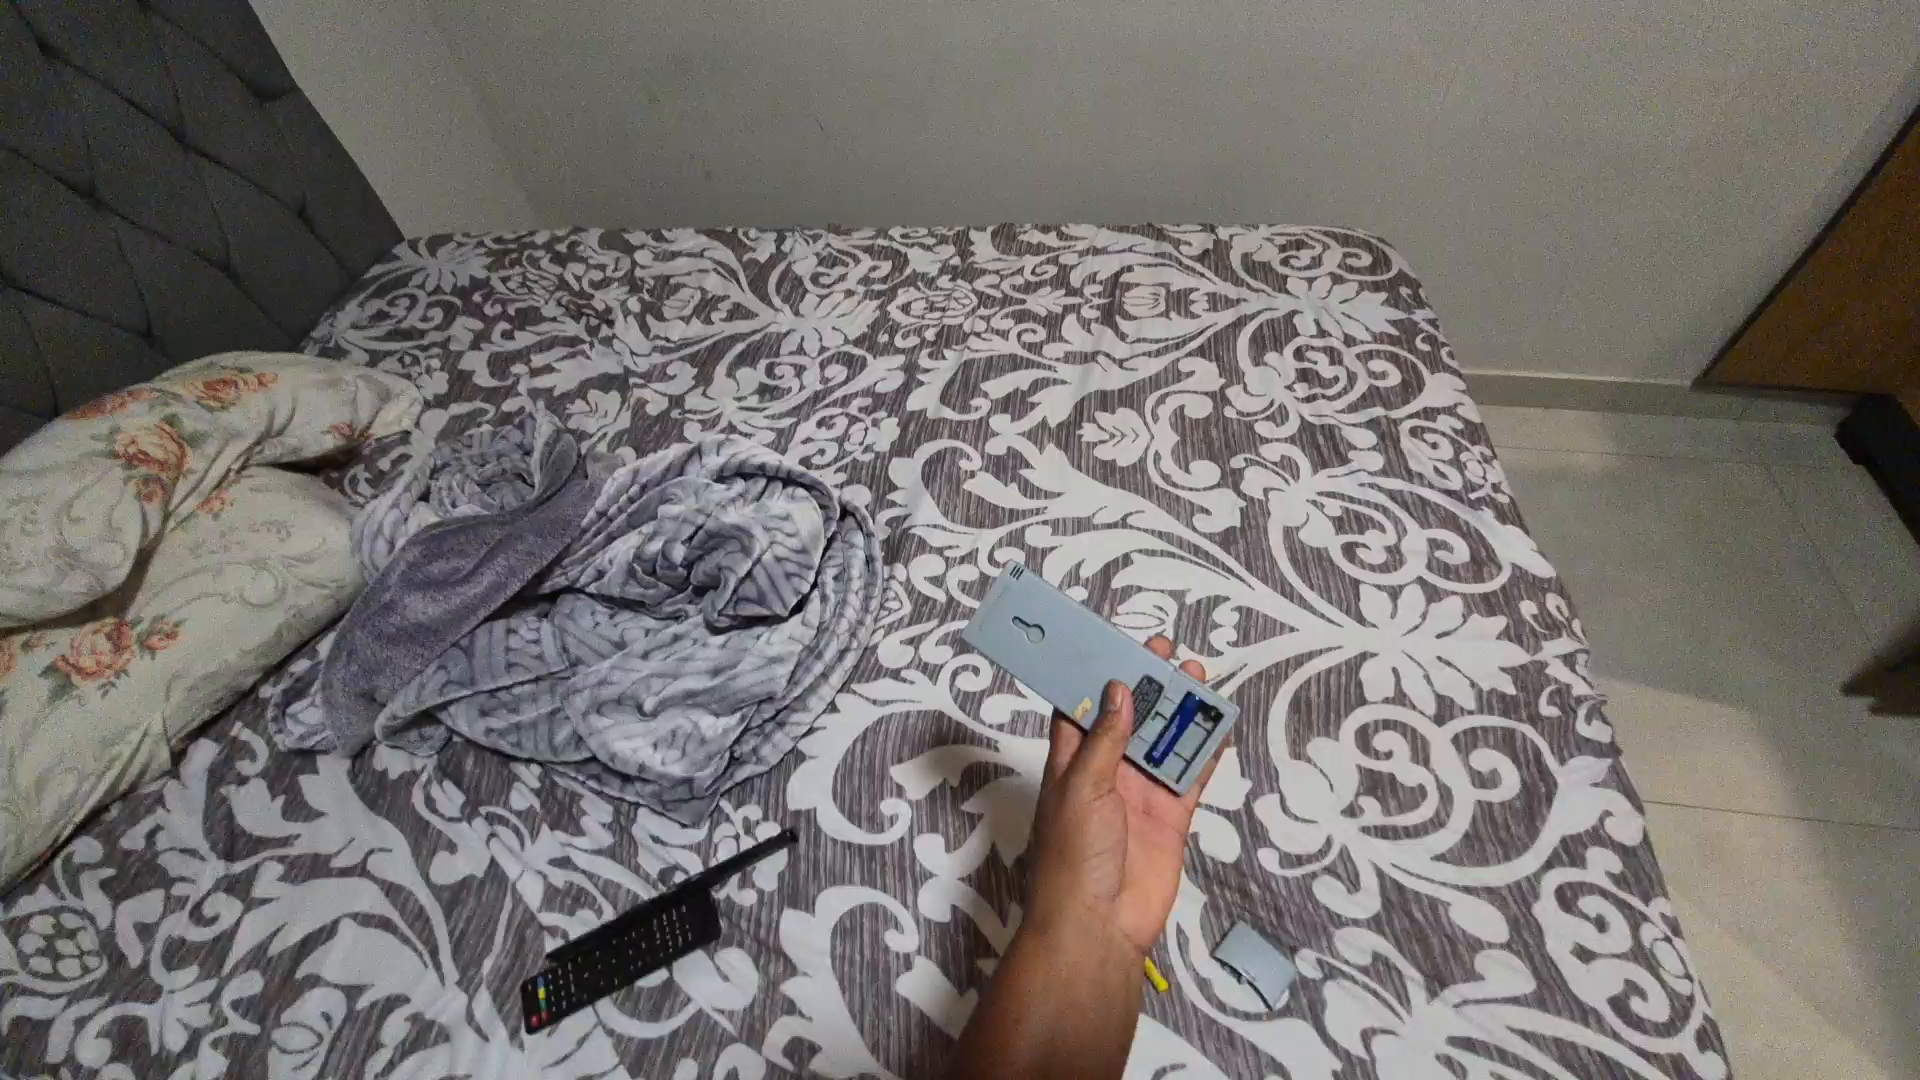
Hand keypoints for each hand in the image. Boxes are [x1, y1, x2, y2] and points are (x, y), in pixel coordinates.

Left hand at [1024, 635, 1220, 956]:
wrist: (1100, 927)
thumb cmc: (1074, 853)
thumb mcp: (1082, 787)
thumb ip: (1104, 740)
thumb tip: (1119, 690)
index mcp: (1072, 760)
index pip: (1079, 708)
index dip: (1093, 676)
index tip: (1111, 644)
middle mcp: (1106, 770)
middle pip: (1128, 717)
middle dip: (1144, 684)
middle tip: (1164, 650)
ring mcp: (1140, 792)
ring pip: (1162, 740)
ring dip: (1178, 710)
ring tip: (1196, 675)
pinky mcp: (1170, 815)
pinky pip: (1190, 775)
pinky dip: (1205, 751)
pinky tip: (1220, 725)